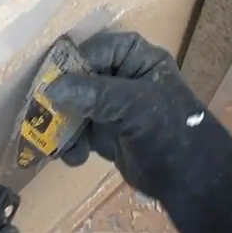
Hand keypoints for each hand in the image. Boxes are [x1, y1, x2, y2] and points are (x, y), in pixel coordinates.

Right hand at [43, 31, 231, 207]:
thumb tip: (51, 88)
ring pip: (75, 107)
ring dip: (63, 126)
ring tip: (56, 144)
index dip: (71, 63)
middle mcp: (124, 77)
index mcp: (138, 58)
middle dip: (61, 99)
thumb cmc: (169, 132)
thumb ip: (94, 94)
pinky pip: (80, 131)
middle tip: (40, 113)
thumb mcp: (134, 106)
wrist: (191, 182)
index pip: (96, 50)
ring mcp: (114, 106)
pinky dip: (72, 144)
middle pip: (80, 78)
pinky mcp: (108, 133)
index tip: (48, 81)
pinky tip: (74, 158)